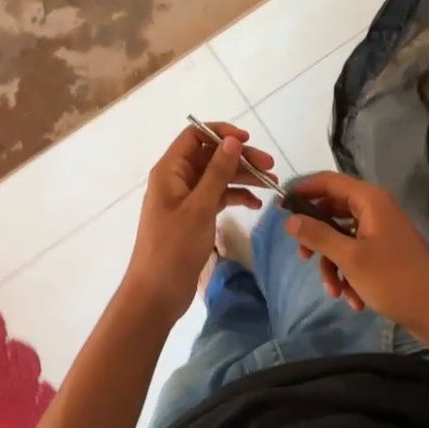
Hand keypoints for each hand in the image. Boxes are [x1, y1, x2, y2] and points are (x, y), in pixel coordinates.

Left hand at [120, 122, 271, 323]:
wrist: (156, 294)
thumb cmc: (173, 249)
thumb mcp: (199, 208)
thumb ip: (217, 172)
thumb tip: (233, 140)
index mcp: (170, 170)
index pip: (195, 136)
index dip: (220, 132)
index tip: (247, 140)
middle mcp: (177, 179)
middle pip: (211, 156)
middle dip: (240, 158)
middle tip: (270, 165)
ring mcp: (186, 199)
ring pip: (218, 177)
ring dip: (243, 177)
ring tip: (272, 184)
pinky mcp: (195, 217)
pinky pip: (218, 197)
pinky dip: (237, 196)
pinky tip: (256, 203)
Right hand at [285, 173, 428, 337]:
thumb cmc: (393, 279)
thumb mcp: (350, 258)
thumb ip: (318, 235)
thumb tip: (290, 219)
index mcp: (370, 200)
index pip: (328, 181)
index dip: (303, 190)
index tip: (281, 207)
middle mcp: (376, 209)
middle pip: (333, 211)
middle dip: (318, 238)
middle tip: (304, 257)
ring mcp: (382, 231)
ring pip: (343, 238)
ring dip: (334, 265)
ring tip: (335, 291)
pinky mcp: (385, 252)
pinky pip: (357, 254)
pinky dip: (349, 274)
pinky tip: (352, 299)